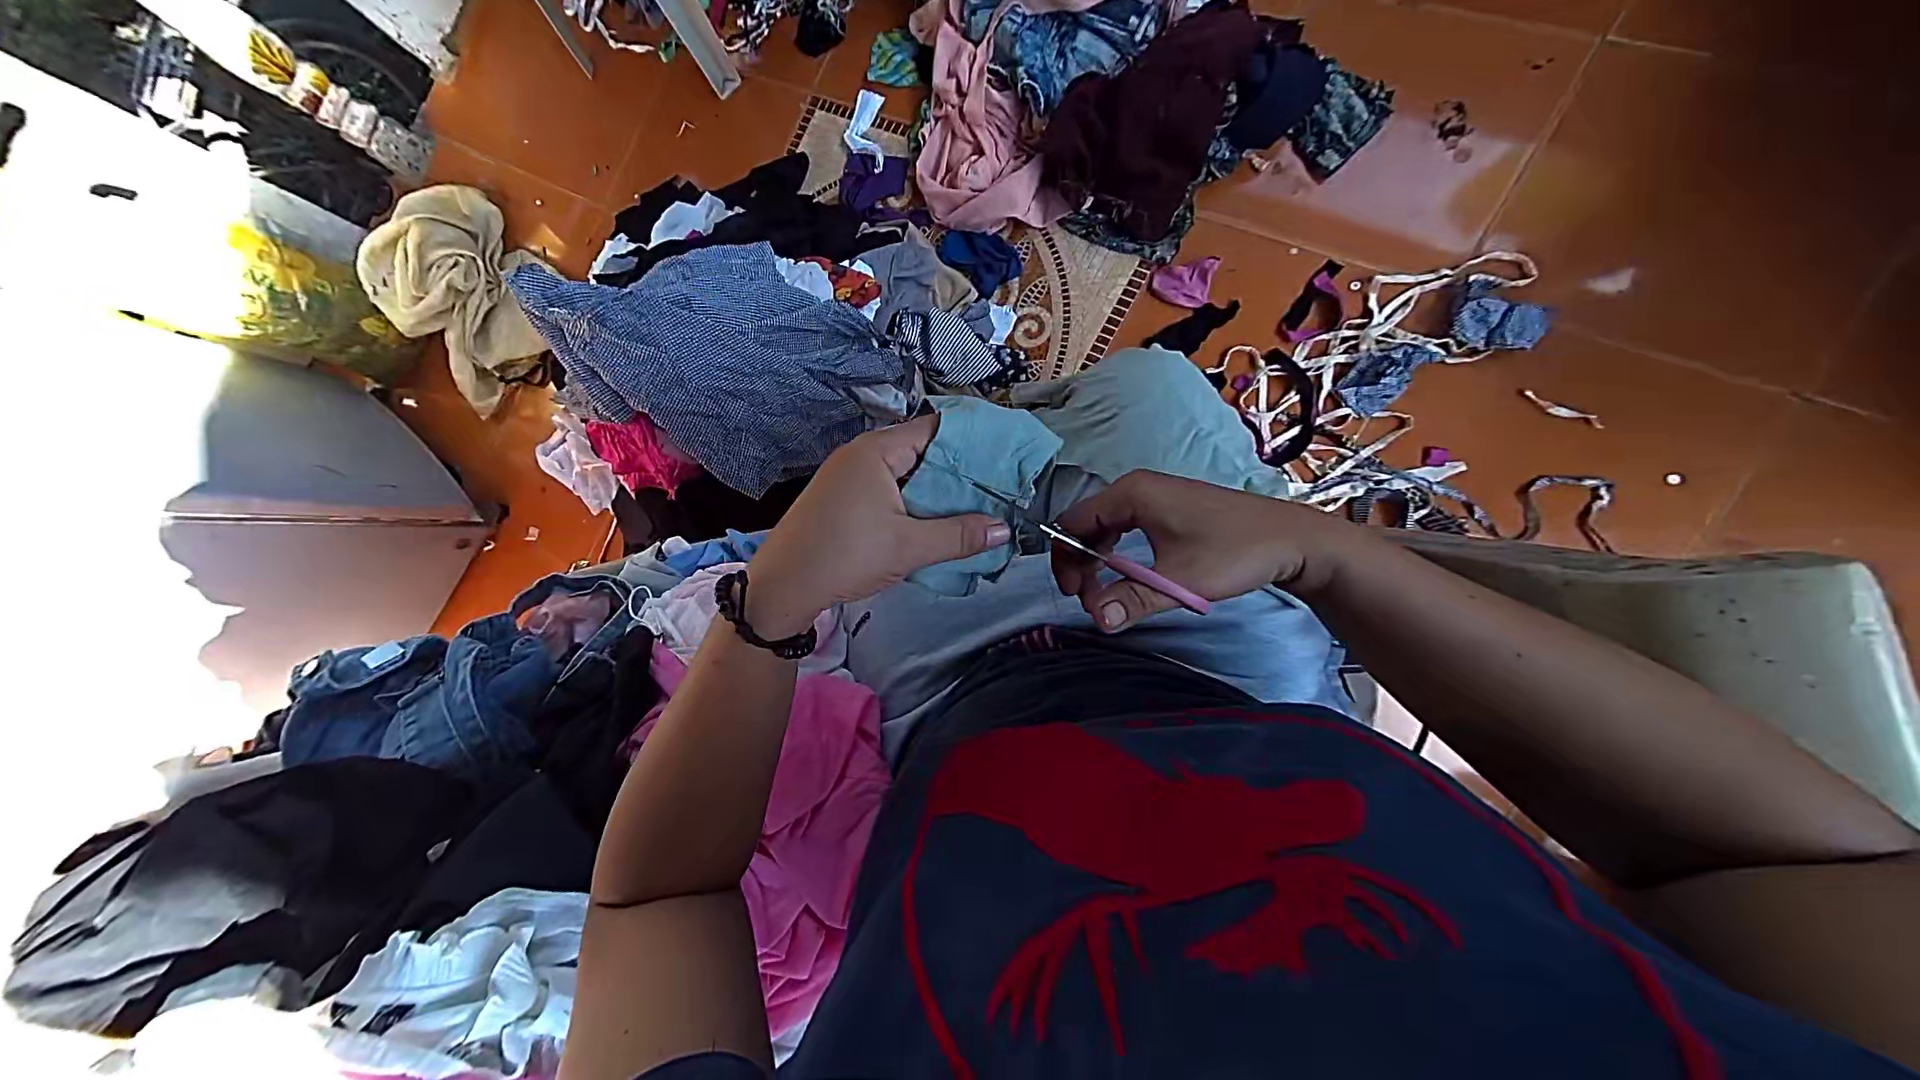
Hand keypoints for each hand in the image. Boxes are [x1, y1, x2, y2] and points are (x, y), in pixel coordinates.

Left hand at [744, 415, 1010, 637]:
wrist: (781, 587)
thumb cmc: (841, 556)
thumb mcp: (907, 547)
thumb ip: (959, 535)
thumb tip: (1003, 529)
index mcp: (876, 450)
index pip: (936, 429)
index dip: (973, 440)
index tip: (1005, 455)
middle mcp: (862, 454)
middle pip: (924, 451)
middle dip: (960, 470)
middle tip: (998, 487)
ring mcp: (851, 477)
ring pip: (908, 475)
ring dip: (939, 491)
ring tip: (977, 507)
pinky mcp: (846, 499)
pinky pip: (892, 491)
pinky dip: (917, 503)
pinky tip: (938, 523)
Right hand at [1050, 470, 1369, 631]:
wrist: (1294, 539)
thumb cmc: (1236, 552)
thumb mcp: (1180, 580)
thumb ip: (1133, 598)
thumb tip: (1097, 620)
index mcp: (1131, 493)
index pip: (1072, 522)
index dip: (1065, 560)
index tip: (1076, 595)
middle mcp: (1137, 488)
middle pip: (1085, 524)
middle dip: (1079, 563)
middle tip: (1090, 600)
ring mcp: (1153, 496)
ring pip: (1104, 527)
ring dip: (1097, 561)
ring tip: (1105, 593)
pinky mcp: (1168, 508)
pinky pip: (1124, 528)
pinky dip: (1116, 553)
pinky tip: (1126, 575)